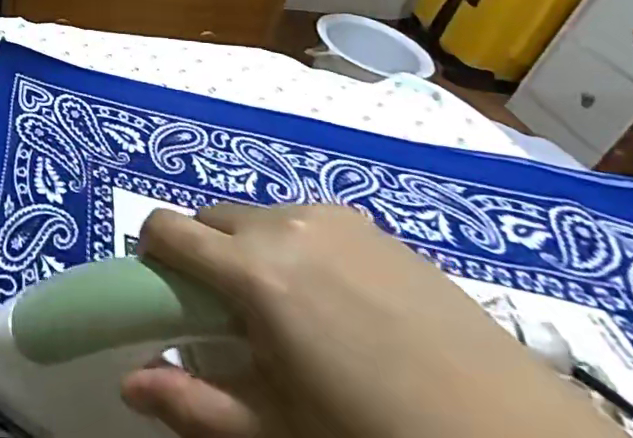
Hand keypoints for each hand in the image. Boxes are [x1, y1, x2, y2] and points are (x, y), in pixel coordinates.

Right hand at [124, 204, 617, 437]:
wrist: (503, 424)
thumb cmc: (373, 434)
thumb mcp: (277, 430)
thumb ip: (194, 404)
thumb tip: (129, 381)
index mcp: (255, 270)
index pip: (171, 229)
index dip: (152, 253)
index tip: (160, 293)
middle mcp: (288, 222)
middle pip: (214, 217)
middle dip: (201, 253)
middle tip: (222, 315)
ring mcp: (334, 215)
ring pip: (261, 217)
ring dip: (249, 249)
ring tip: (284, 314)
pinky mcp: (371, 222)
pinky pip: (307, 221)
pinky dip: (293, 246)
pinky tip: (333, 303)